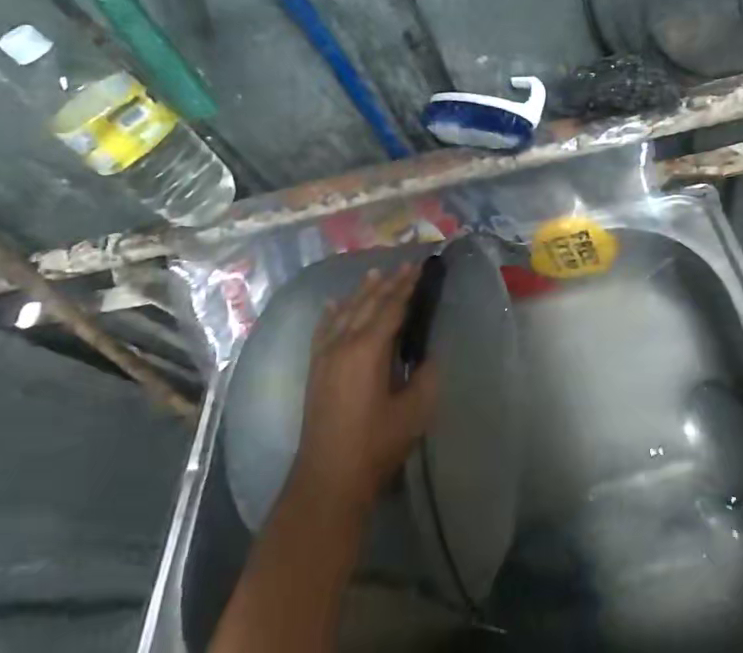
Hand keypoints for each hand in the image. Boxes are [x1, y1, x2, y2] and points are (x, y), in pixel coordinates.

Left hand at [292, 263, 439, 512]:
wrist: (328, 477)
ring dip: (361, 292)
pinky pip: (323, 330)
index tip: (418, 268)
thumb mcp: (413, 413)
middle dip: (387, 283)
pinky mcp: (315, 369)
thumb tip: (427, 357)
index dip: (406, 287)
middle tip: (404, 264)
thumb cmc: (375, 445)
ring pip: (344, 312)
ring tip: (375, 273)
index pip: (391, 309)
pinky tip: (335, 304)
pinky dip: (332, 313)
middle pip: (367, 304)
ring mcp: (325, 356)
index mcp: (368, 350)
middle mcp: (343, 344)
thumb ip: (424, 378)